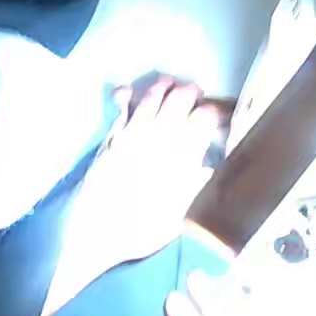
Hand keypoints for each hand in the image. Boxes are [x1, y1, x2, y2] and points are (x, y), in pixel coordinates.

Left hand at [43, 78, 220, 315]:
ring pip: (152, 95)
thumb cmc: (144, 229)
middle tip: (197, 97)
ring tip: (170, 84)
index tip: (217, 118)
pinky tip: (127, 93)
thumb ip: (197, 185)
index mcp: (185, 152)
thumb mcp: (182, 213)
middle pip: (182, 97)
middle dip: (192, 93)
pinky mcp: (111, 135)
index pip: (207, 117)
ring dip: (164, 87)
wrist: (98, 231)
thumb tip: (209, 167)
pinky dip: (125, 95)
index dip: (215, 114)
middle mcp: (161, 134)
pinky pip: (120, 106)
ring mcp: (134, 131)